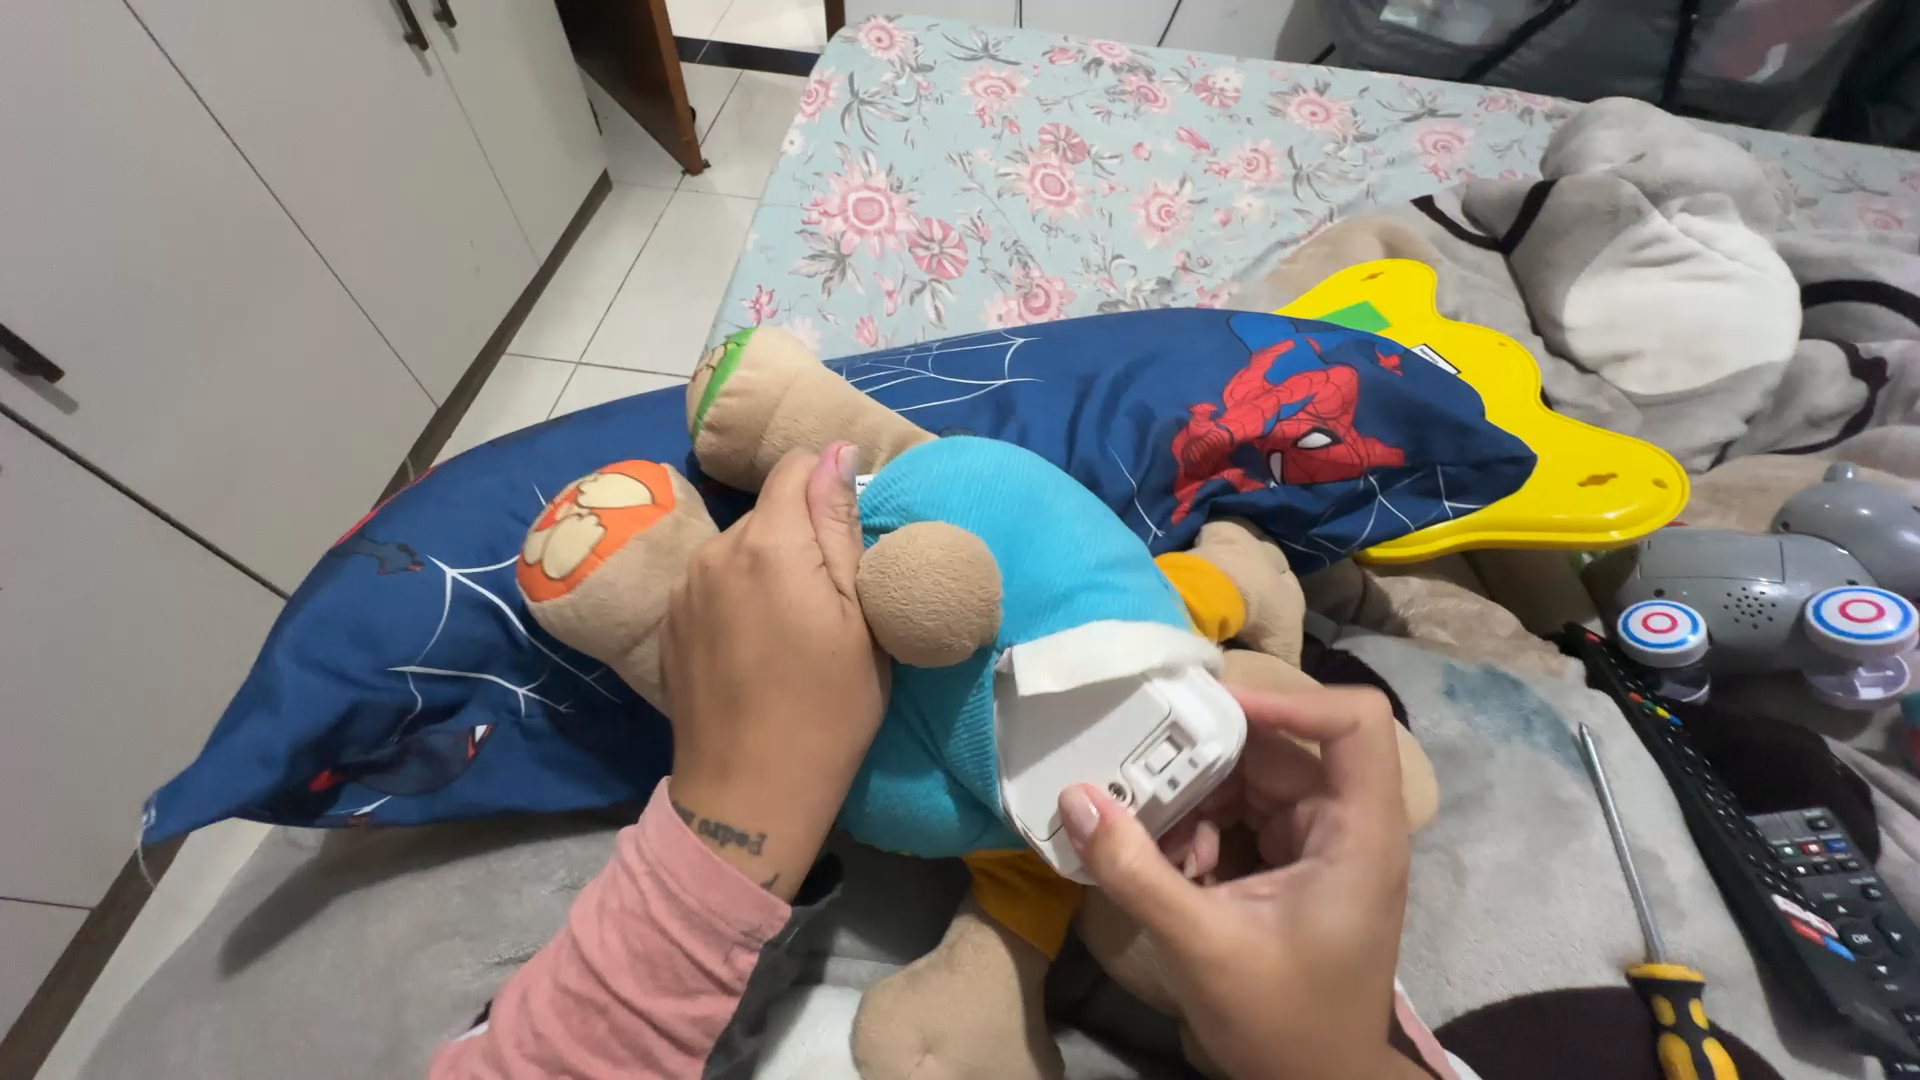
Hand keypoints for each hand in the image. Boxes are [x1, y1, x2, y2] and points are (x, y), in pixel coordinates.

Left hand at [661, 442, 887, 900]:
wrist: (750, 792)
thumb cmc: (829, 707)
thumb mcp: (859, 617)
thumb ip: (840, 526)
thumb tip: (837, 452)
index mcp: (768, 545)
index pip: (794, 468)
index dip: (829, 487)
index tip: (849, 537)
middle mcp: (713, 553)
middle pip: (768, 510)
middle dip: (803, 532)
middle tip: (832, 596)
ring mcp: (683, 589)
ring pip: (741, 545)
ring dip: (771, 563)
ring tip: (792, 626)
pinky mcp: (668, 622)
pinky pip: (714, 580)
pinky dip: (740, 592)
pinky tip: (755, 645)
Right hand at [1057, 686, 1416, 1079]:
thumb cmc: (1282, 1025)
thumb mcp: (1199, 946)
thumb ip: (1135, 870)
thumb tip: (1076, 798)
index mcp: (1358, 834)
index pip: (1354, 723)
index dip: (1291, 698)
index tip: (1213, 712)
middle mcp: (1346, 822)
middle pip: (1278, 745)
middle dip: (1206, 757)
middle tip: (1142, 771)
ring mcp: (1319, 838)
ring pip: (1250, 775)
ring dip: (1196, 796)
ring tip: (1157, 834)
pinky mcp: (1292, 856)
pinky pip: (1239, 808)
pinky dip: (1200, 823)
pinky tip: (1175, 860)